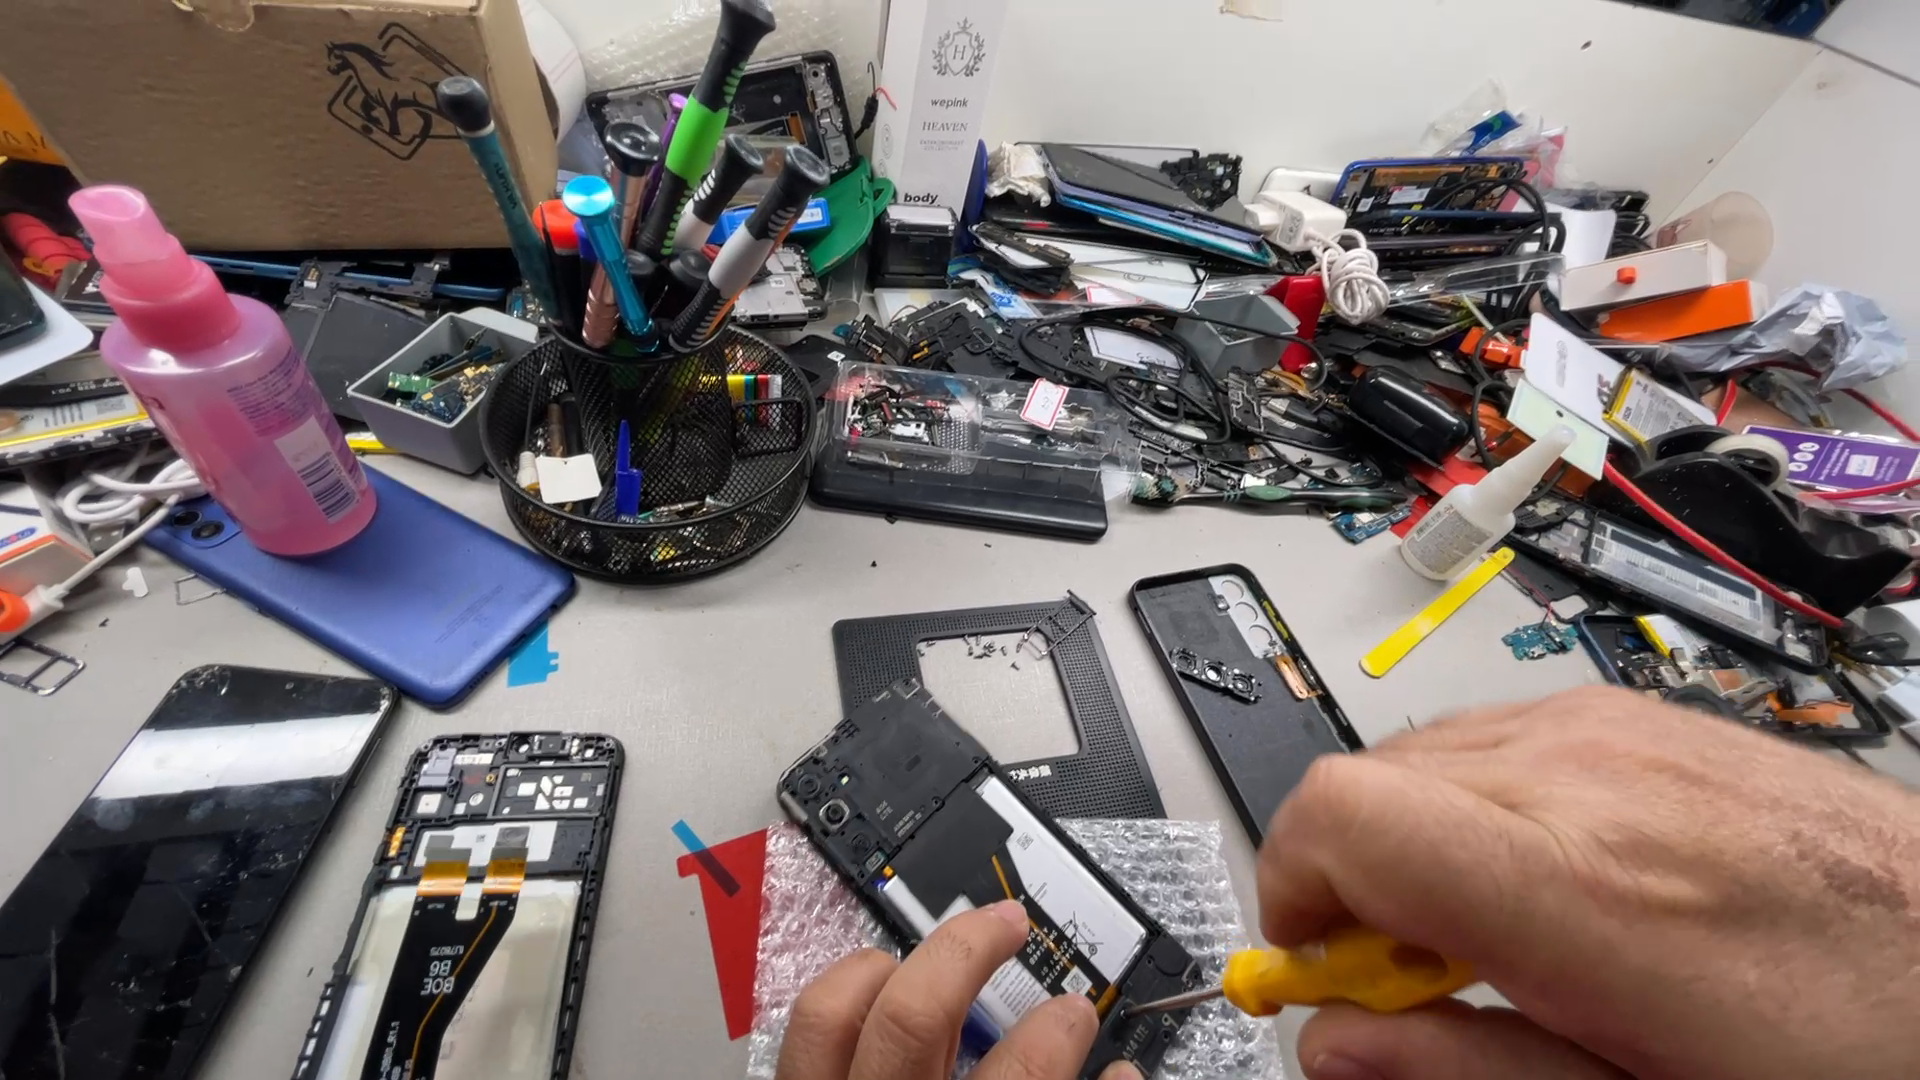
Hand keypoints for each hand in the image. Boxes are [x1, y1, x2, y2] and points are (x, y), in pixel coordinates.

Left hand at [775, 900, 1137, 1079]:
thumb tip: (1121, 1077)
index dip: (1056, 1036)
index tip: (1076, 1012)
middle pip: (911, 1021)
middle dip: (969, 952)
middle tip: (1012, 925)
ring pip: (831, 1013)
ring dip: (893, 966)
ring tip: (940, 952)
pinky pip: (810, 1032)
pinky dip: (851, 991)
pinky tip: (889, 991)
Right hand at [1259, 686, 1919, 1079]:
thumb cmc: (1874, 1062)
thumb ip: (1473, 1072)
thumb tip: (1335, 1047)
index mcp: (1592, 890)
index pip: (1341, 816)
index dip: (1291, 879)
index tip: (1310, 952)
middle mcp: (1583, 775)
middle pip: (1353, 788)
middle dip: (1343, 880)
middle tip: (1404, 969)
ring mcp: (1599, 725)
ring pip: (1398, 759)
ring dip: (1395, 841)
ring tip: (1479, 922)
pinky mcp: (1614, 711)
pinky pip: (1465, 738)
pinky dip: (1449, 803)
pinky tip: (1526, 866)